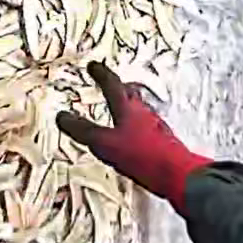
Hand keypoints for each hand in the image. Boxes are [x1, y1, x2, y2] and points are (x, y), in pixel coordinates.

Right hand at [55, 60, 211, 212]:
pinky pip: (147, 126)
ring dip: (129, 105)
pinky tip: (136, 137)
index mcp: (127, 106)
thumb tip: (61, 116)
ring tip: (121, 109)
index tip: (92, 66)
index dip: (100, 73)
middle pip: (129, 93)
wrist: (181, 177)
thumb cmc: (142, 155)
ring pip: (139, 109)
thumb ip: (83, 130)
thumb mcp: (105, 144)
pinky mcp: (165, 143)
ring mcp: (156, 126)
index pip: (111, 83)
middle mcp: (143, 111)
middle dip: (118, 87)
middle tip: (109, 83)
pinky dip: (138, 125)